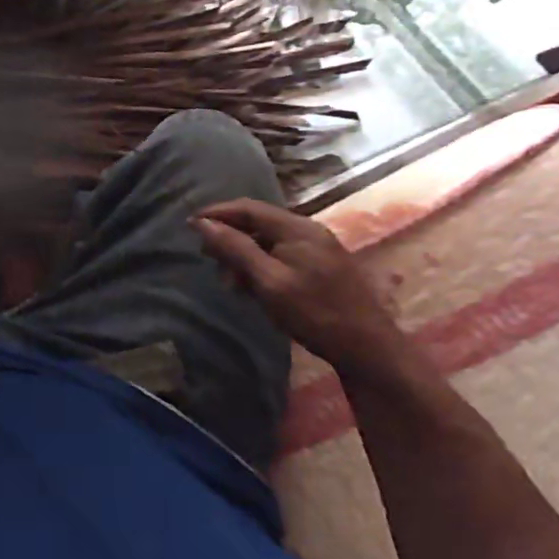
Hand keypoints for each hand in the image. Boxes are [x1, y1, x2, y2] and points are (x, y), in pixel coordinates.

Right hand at [192, 198, 404, 372]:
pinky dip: (260, 265)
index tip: (189, 226)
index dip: (216, 213)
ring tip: (229, 281)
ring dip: (243, 255)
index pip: (248, 208)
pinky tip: (252, 287)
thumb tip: (202, 223)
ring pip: (268, 241)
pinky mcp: (321, 267)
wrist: (369, 350)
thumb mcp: (268, 281)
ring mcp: (318, 249)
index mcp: (298, 228)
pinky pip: (281, 255)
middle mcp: (309, 231)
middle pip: (258, 222)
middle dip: (229, 237)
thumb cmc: (315, 313)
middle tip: (207, 258)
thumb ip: (235, 248)